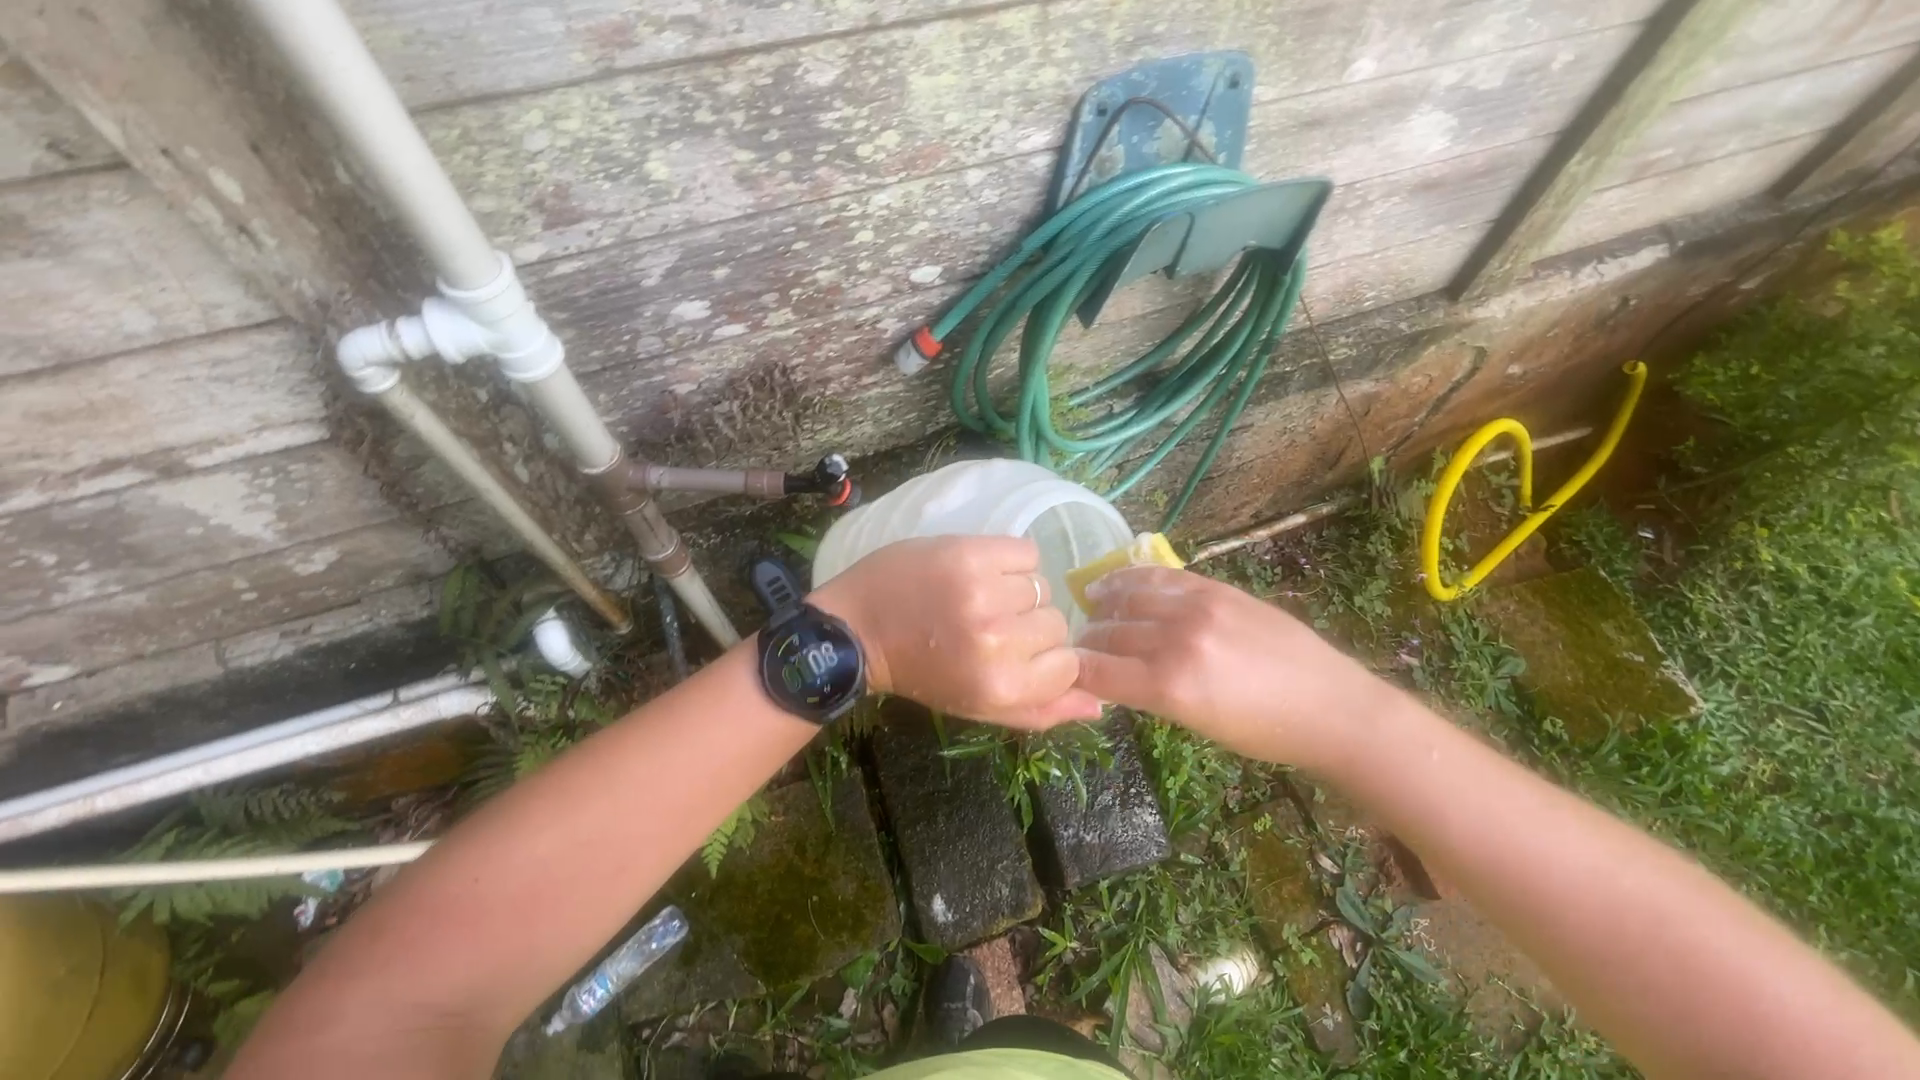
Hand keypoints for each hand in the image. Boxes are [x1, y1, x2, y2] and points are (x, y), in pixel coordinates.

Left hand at [810, 536, 1102, 728]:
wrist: (858, 627)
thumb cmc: (921, 672)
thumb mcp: (980, 706)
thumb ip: (1041, 710)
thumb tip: (1100, 705)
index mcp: (1003, 686)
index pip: (1070, 664)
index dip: (1047, 657)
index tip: (1017, 653)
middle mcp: (998, 640)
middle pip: (1056, 624)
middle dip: (1029, 625)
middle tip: (988, 626)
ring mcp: (983, 592)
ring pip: (1042, 586)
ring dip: (1017, 591)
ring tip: (980, 597)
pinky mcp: (969, 552)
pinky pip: (1026, 551)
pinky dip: (1010, 559)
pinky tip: (981, 571)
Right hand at [1073, 566, 1389, 767]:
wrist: (1332, 707)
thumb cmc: (1266, 733)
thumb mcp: (1197, 725)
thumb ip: (1150, 693)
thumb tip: (1111, 675)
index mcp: (1170, 686)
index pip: (1097, 671)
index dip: (1072, 670)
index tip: (1060, 670)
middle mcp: (1177, 641)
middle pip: (1108, 633)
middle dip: (1085, 641)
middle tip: (1076, 646)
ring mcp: (1198, 609)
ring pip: (1128, 599)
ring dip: (1102, 606)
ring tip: (1091, 609)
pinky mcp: (1216, 589)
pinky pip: (1160, 577)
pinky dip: (1130, 580)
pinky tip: (1116, 584)